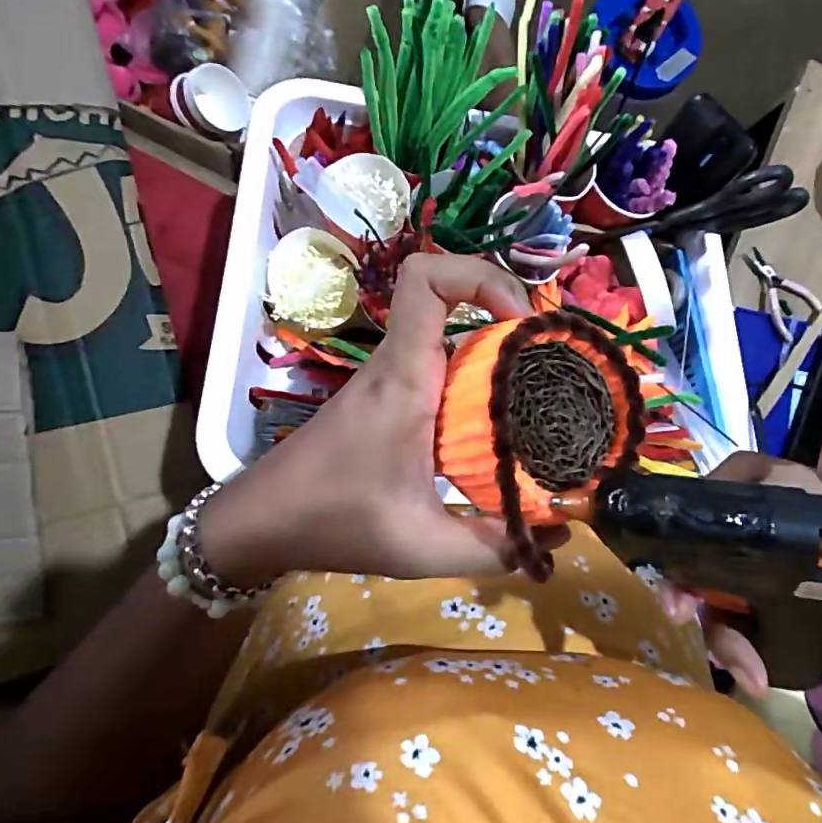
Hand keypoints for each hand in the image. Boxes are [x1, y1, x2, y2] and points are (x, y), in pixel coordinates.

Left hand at [199, 254, 566, 581]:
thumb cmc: (334, 521)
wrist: (263, 521)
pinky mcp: (391, 395)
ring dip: (494, 339)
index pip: (425, 280)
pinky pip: (442, 360)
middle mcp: (399, 364)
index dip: (478, 275)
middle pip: (449, 295)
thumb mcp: (421, 546)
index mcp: (404, 377)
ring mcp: (393, 377)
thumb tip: (558, 542)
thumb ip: (492, 547)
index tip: (523, 317)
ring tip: (541, 376)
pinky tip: (500, 413)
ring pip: (448, 328)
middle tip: (551, 352)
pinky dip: (476, 368)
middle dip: (505, 308)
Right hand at [662, 394, 821, 761]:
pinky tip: (741, 665)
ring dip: (710, 547)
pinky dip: (725, 623)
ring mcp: (818, 554)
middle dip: (757, 485)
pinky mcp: (792, 599)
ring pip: (747, 516)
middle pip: (793, 463)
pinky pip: (740, 590)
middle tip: (751, 528)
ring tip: (693, 605)